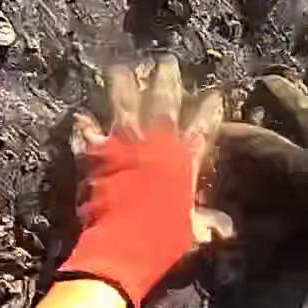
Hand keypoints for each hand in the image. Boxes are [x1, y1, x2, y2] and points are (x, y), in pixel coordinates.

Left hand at [57, 54, 228, 307]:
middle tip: (165, 61)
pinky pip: (88, 134)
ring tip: (121, 68)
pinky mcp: (96, 155)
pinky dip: (84, 127)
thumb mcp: (194, 232)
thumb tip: (227, 231)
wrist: (122, 245)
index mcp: (185, 158)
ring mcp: (123, 144)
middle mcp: (155, 143)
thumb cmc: (164, 241)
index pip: (203, 125)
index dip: (209, 108)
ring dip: (122, 85)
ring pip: (123, 104)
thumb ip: (208, 224)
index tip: (213, 93)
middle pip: (162, 101)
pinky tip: (80, 117)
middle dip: (166, 79)